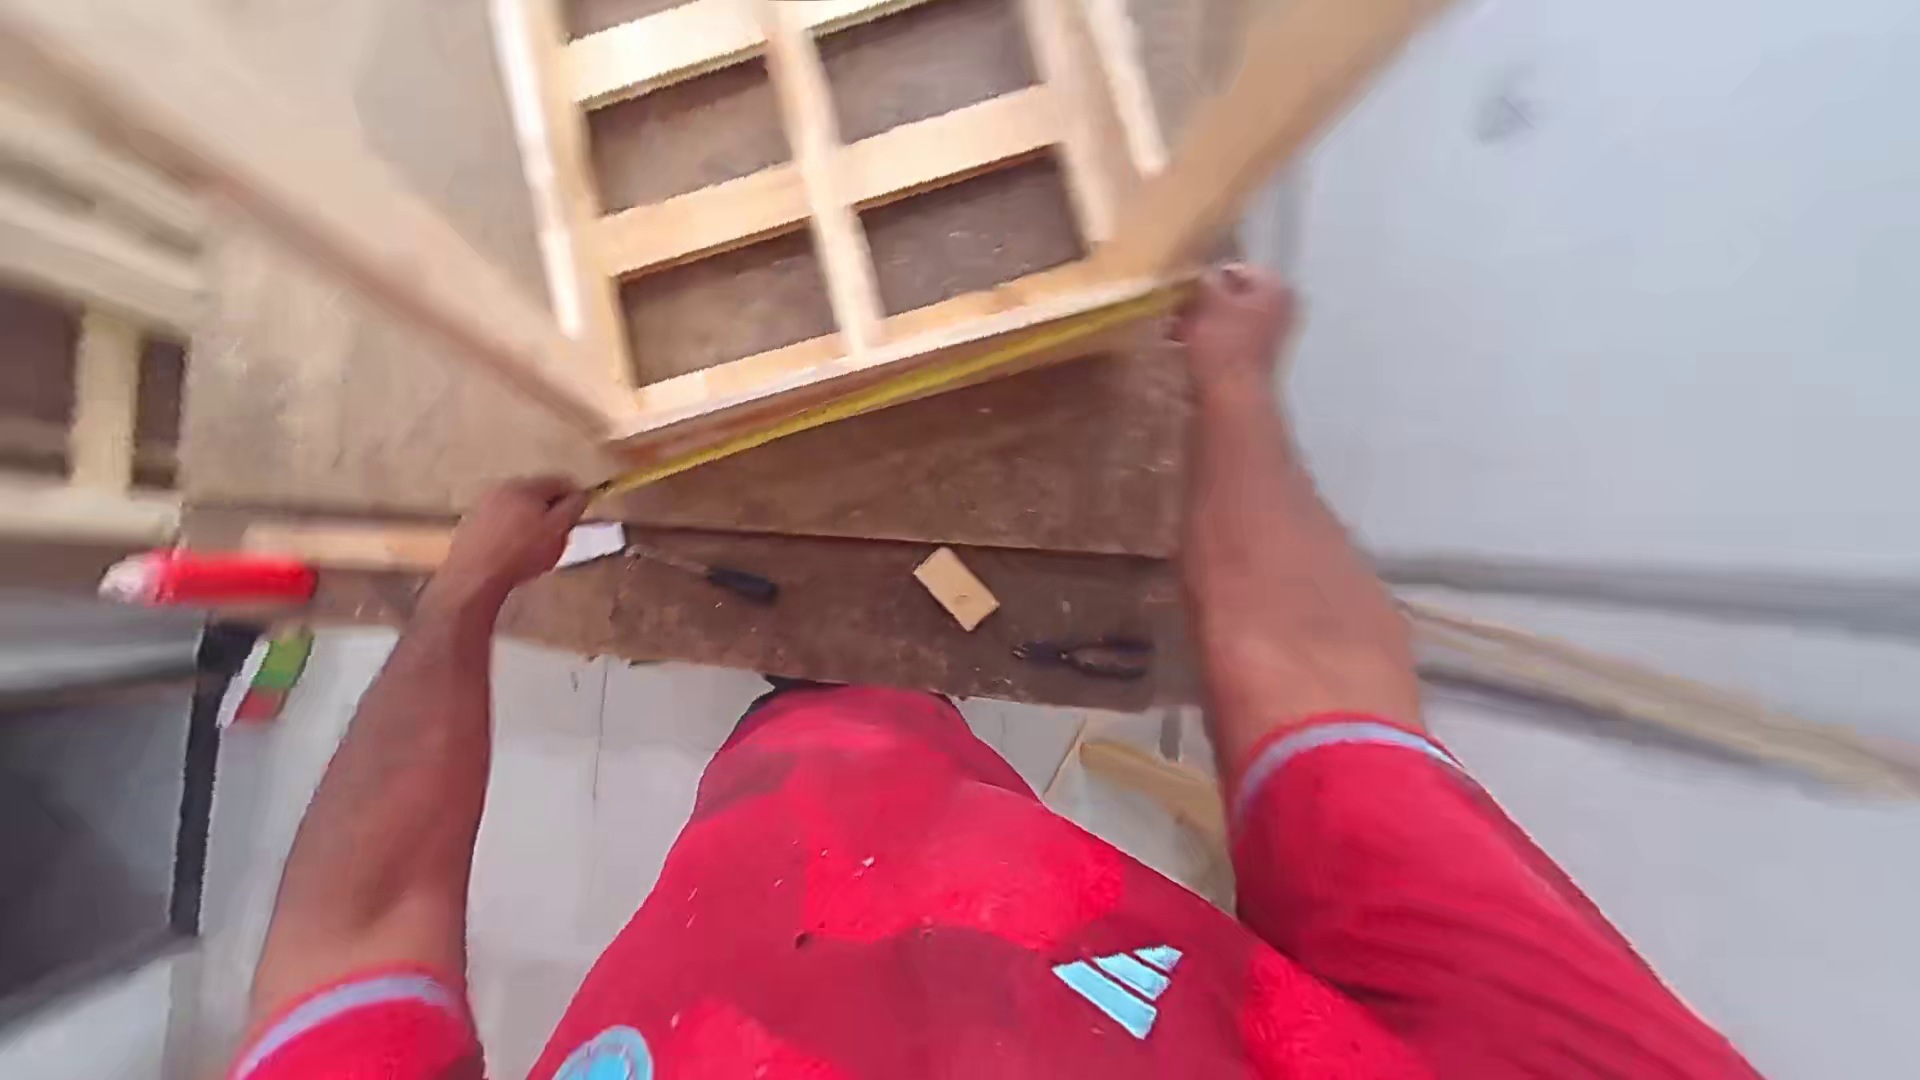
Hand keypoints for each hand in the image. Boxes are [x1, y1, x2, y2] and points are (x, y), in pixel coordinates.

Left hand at [431, 476, 587, 605]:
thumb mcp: (559, 530)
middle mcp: (503, 488)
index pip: (562, 481)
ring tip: (538, 541)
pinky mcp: (472, 521)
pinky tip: (515, 546)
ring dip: (533, 517)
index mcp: (527, 486)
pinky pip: (503, 516)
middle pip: (539, 491)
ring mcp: (484, 504)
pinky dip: (514, 526)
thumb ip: (573, 508)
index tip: (580, 516)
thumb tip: (581, 495)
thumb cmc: (523, 551)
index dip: (577, 497)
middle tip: (560, 531)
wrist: (475, 575)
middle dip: (553, 507)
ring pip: (520, 504)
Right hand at [1172, 264, 1297, 402]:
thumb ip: (1205, 280)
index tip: (1182, 289)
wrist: (1230, 398)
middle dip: (1201, 304)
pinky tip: (1185, 349)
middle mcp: (1278, 310)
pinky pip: (1223, 343)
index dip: (1206, 278)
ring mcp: (1266, 339)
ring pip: (1225, 321)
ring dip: (1199, 324)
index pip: (1235, 270)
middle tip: (1175, 311)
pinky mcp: (1249, 363)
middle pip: (1232, 297)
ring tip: (1174, 331)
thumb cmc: (1223, 346)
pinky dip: (1204, 343)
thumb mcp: (1209, 302)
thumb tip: (1201, 272)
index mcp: (1275, 288)